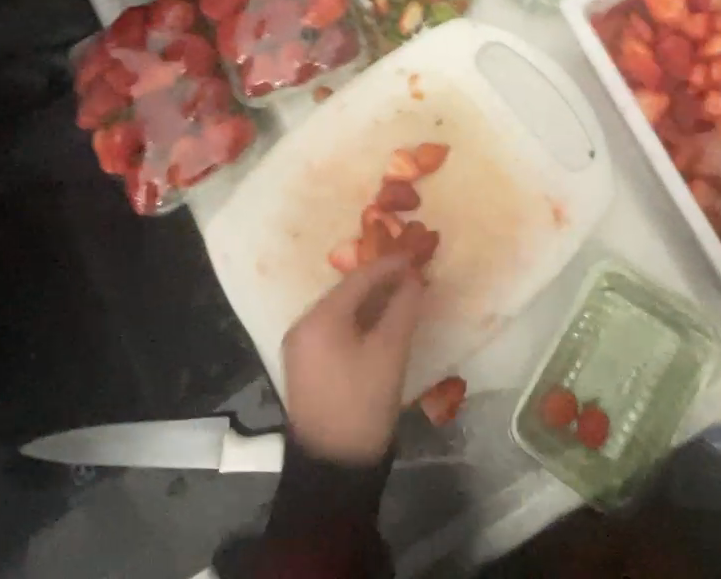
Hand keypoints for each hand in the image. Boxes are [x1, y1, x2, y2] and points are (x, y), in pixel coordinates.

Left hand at [282, 253, 425, 464]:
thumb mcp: (391, 352)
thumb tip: (414, 277)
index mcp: (319, 319)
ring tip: (406, 294)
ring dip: (374, 300)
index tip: (418, 253)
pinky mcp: (308, 365)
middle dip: (383, 280)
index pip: (359, 278)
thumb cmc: (363, 403)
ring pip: (343, 310)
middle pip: (348, 291)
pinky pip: (337, 328)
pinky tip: (385, 321)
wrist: (332, 467)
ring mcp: (302, 347)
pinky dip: (362, 320)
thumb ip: (404, 307)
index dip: (391, 265)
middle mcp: (303, 325)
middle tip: (415, 272)